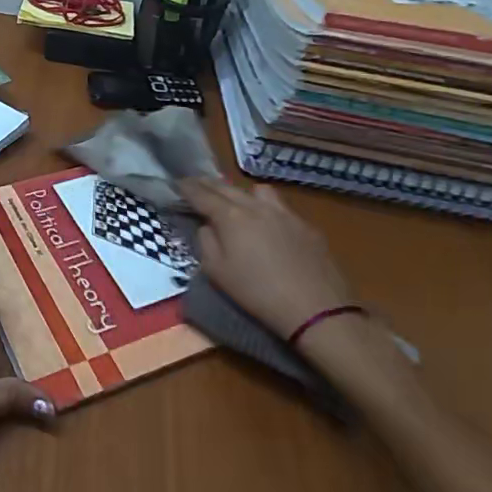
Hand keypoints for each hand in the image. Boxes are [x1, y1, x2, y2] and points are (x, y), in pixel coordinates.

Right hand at [180, 177, 355, 337]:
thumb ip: (206, 241)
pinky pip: (280, 207)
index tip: (176, 183)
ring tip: (235, 201)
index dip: (186, 187)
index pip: (202, 195)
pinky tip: (266, 223)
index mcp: (230, 217)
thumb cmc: (256, 292)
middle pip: (227, 187)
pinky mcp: (307, 227)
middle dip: (208, 184)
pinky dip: (265, 207)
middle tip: (195, 183)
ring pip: (258, 190)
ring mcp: (285, 214)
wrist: (315, 309)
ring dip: (241, 191)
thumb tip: (208, 226)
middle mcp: (257, 207)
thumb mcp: (216, 271)